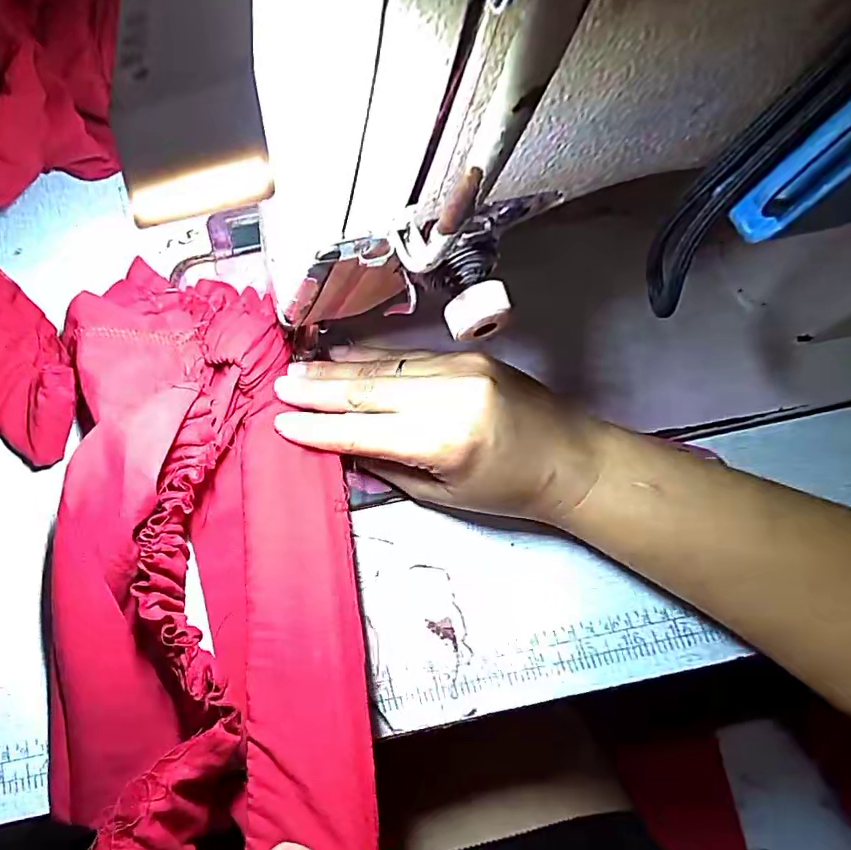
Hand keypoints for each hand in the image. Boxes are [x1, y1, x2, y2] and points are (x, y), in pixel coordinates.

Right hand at [272, 348, 611, 525]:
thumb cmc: (504, 490)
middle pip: (366, 390)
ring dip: (334, 370)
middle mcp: (450, 396)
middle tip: (278, 386)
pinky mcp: (465, 356)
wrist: (572, 457)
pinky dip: (367, 357)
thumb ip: (384, 465)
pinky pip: (404, 356)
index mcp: (443, 441)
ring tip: (296, 370)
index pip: (362, 431)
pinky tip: (338, 356)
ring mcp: (459, 369)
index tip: (280, 423)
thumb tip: (337, 446)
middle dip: (316, 390)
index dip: (317, 428)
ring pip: (380, 367)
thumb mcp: (438, 493)